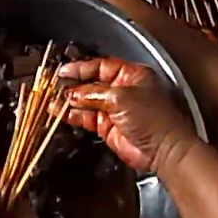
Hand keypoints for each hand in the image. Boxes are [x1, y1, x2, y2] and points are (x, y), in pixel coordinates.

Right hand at [58, 59, 199, 173]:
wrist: (164, 152)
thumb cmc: (151, 117)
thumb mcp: (121, 98)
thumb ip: (93, 93)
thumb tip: (72, 93)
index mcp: (131, 75)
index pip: (101, 66)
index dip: (81, 68)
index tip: (64, 70)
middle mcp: (121, 89)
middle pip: (91, 82)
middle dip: (73, 84)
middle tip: (55, 84)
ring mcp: (113, 108)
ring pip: (86, 100)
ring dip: (69, 100)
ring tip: (53, 98)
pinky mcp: (106, 126)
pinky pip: (85, 117)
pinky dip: (72, 115)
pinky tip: (59, 111)